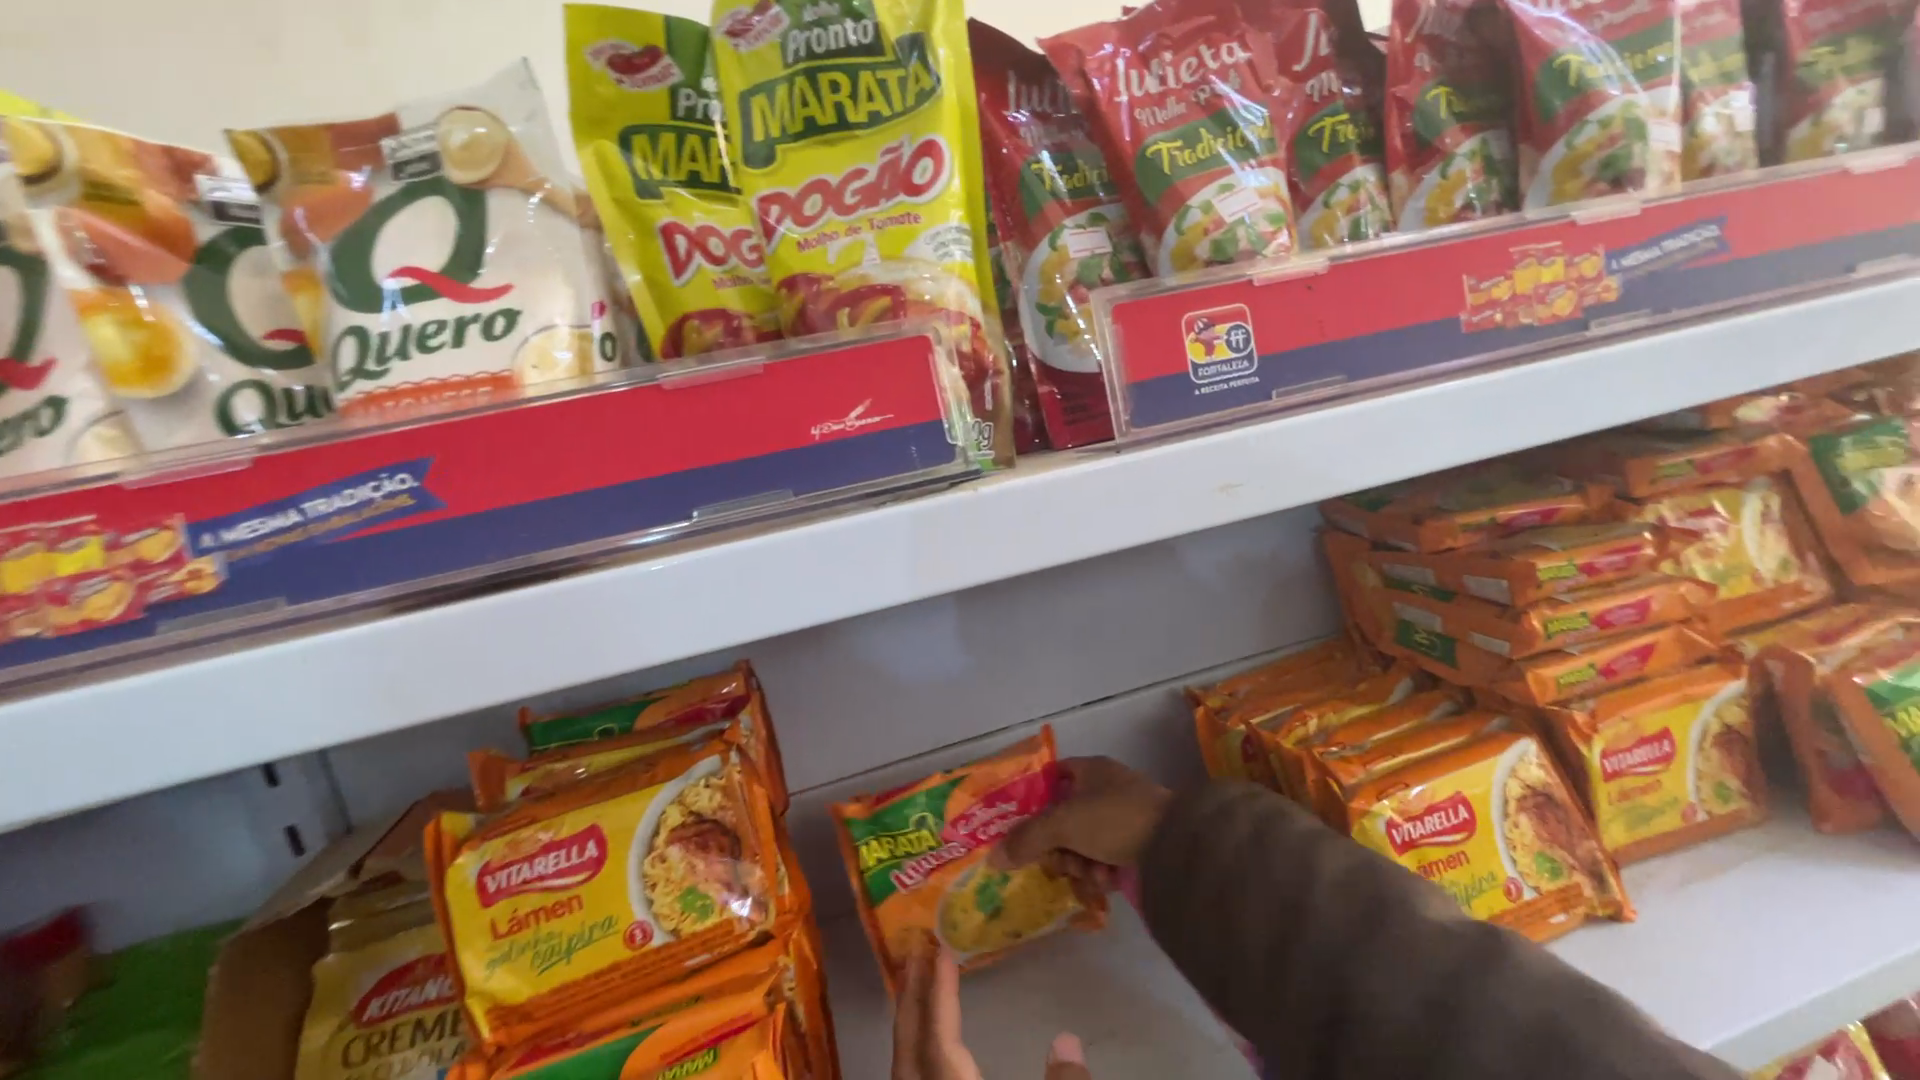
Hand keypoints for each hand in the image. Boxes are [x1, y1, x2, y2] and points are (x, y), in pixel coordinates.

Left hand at [892, 938, 1092, 1079]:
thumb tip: (1068, 1040)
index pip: (938, 1037)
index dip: (938, 992)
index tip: (939, 950)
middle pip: (908, 1044)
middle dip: (911, 996)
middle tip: (915, 950)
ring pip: (903, 1062)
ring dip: (909, 1020)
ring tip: (916, 984)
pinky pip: (911, 1074)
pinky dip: (914, 1048)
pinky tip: (927, 1039)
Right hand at [990, 757, 1170, 890]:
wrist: (1175, 846)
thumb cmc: (1115, 818)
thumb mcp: (1063, 823)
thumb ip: (1026, 839)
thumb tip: (992, 858)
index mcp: (1090, 771)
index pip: (1051, 778)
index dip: (1034, 800)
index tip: (1021, 827)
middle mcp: (1105, 792)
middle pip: (1062, 820)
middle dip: (1057, 846)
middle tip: (1058, 860)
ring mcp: (1121, 822)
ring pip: (1080, 845)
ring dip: (1078, 864)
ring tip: (1089, 873)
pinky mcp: (1135, 850)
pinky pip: (1102, 862)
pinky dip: (1099, 874)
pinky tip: (1106, 881)